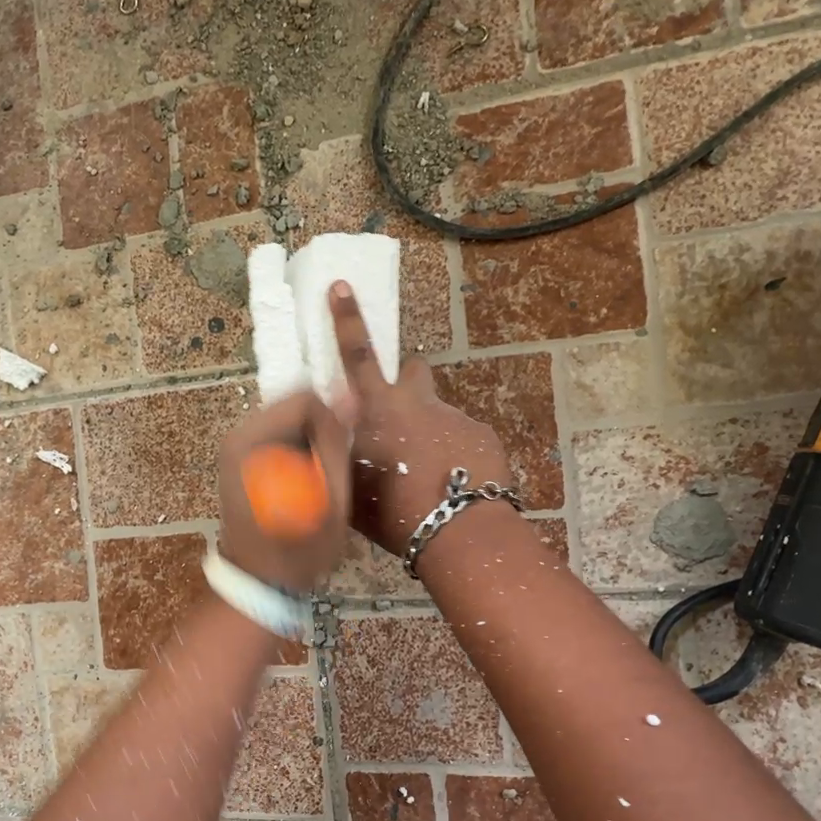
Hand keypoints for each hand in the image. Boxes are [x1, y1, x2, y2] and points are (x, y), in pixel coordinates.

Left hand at [216, 390, 353, 592]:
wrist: (259, 584)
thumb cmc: (299, 548)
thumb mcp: (331, 497)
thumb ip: (335, 443)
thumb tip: (347, 401)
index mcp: (252, 441)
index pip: (304, 398)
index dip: (335, 414)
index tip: (350, 442)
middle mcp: (237, 436)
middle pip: (293, 406)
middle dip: (321, 427)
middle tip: (339, 461)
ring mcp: (234, 448)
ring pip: (287, 422)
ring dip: (311, 440)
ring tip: (325, 473)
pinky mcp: (238, 460)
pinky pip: (277, 439)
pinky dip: (298, 451)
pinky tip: (310, 479)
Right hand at [327, 281, 512, 553]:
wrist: (461, 533)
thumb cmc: (393, 512)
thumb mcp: (351, 486)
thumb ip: (343, 456)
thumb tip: (335, 444)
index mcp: (380, 411)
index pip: (358, 356)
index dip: (347, 321)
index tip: (342, 287)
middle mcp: (420, 404)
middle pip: (413, 373)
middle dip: (406, 383)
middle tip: (401, 417)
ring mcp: (457, 418)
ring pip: (437, 416)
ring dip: (430, 436)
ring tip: (428, 480)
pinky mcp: (485, 437)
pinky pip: (463, 440)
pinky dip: (455, 457)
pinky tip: (452, 489)